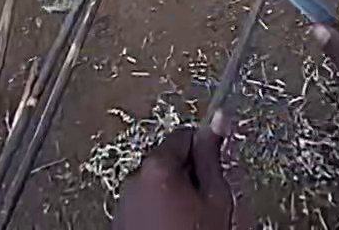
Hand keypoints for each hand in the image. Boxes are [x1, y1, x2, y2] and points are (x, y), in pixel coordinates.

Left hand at [112, 115, 233, 229]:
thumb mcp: (215, 201)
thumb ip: (213, 158)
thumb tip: (218, 119)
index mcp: (157, 165)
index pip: (184, 136)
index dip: (203, 152)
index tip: (214, 172)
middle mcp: (135, 176)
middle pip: (169, 161)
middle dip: (188, 177)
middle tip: (205, 206)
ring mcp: (124, 201)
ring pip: (156, 186)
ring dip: (173, 197)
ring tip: (189, 224)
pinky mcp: (120, 223)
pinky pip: (144, 206)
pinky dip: (157, 213)